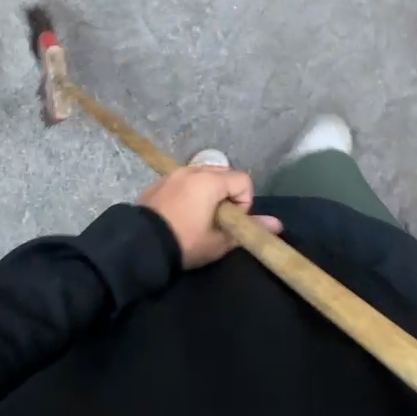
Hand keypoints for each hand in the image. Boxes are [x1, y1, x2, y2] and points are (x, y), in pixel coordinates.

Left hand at [136, 165, 282, 268]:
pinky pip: (184, 181)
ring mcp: (173, 174)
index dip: (244, 202)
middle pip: (224, 174)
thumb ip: (248, 229)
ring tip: (199, 218)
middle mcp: (192, 170)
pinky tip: (181, 214)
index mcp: (210, 181)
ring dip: (209, 193)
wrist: (139, 245)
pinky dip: (190, 192)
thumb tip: (277, 225)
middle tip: (217, 221)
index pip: (243, 180)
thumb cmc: (184, 243)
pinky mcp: (159, 182)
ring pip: (203, 176)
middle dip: (227, 195)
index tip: (231, 222)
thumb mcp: (219, 242)